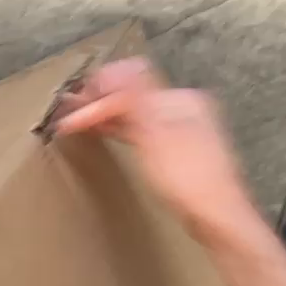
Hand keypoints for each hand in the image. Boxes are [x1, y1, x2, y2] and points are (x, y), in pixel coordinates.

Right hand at [54, 58, 264, 245]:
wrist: (218, 220)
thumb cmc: (190, 181)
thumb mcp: (156, 135)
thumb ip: (135, 97)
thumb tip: (117, 66)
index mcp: (181, 99)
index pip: (129, 88)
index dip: (97, 99)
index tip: (70, 112)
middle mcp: (183, 108)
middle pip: (133, 98)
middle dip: (98, 104)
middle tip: (67, 112)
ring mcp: (181, 130)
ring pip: (135, 115)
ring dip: (106, 115)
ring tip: (77, 120)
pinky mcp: (177, 151)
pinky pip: (141, 131)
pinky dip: (121, 129)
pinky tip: (104, 131)